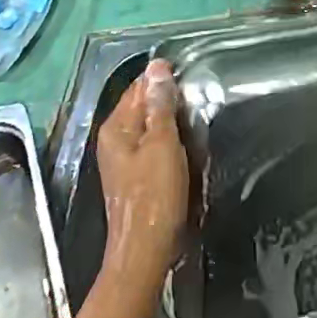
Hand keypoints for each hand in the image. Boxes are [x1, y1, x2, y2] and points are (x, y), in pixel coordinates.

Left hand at [96, 59, 188, 289]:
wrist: (146, 250)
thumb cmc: (155, 194)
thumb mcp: (162, 143)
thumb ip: (160, 104)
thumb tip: (157, 67)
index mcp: (116, 127)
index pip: (140, 86)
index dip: (166, 80)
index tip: (194, 80)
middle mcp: (115, 139)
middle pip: (145, 105)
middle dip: (171, 101)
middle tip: (201, 101)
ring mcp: (124, 158)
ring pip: (152, 126)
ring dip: (174, 122)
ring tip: (198, 121)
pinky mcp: (136, 175)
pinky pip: (155, 145)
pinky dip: (171, 141)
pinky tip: (188, 146)